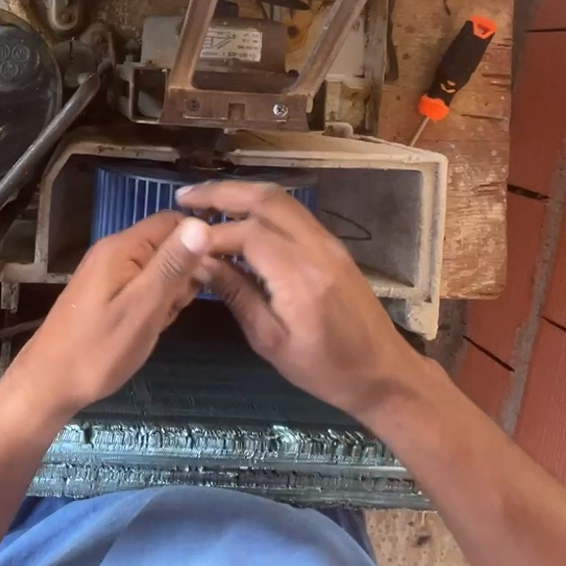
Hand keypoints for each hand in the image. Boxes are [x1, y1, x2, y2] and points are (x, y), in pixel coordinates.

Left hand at [0, 211, 212, 430]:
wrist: (50, 383)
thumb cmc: (99, 349)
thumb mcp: (143, 307)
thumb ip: (172, 265)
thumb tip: (202, 224)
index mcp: (123, 247)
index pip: (174, 221)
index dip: (199, 243)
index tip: (211, 275)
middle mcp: (115, 251)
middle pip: (169, 246)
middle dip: (184, 276)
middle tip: (172, 308)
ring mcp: (110, 271)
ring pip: (160, 270)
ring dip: (170, 295)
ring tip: (157, 322)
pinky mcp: (108, 291)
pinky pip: (144, 287)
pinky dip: (154, 306)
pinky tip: (147, 328)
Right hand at [178, 181, 426, 420]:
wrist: (385, 373)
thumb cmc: (325, 370)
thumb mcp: (271, 341)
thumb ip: (236, 294)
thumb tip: (198, 261)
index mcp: (301, 278)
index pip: (247, 234)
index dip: (210, 233)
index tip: (180, 239)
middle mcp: (316, 248)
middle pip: (264, 199)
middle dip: (221, 193)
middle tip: (184, 198)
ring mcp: (328, 241)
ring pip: (279, 198)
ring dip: (239, 193)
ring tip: (203, 201)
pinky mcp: (331, 243)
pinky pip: (290, 210)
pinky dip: (258, 203)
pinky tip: (236, 214)